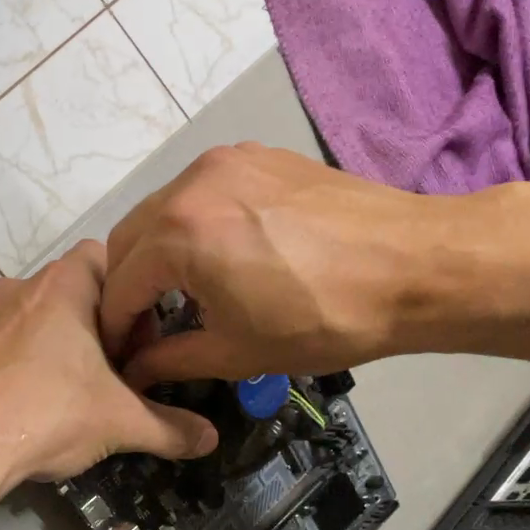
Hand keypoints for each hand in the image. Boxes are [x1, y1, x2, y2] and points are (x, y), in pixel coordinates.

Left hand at [0, 241, 218, 493]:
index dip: (122, 295)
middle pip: (60, 293)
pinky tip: (4, 405)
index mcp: (61, 287)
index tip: (128, 342)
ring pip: (17, 319)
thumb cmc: (48, 417)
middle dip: (82, 327)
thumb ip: (169, 428)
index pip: (102, 257)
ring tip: (47, 396)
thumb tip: (211, 439)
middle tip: (95, 377)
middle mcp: (12, 288)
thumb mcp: (120, 424)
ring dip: (37, 345)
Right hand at [100, 143, 511, 386]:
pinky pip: (197, 193)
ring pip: (159, 211)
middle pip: (127, 240)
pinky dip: (189, 227)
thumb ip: (169, 359)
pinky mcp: (257, 156)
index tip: (120, 359)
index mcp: (179, 233)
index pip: (119, 286)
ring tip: (178, 297)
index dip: (114, 329)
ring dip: (154, 256)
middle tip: (146, 330)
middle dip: (127, 289)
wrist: (415, 265)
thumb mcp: (234, 351)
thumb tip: (133, 373)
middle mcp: (191, 184)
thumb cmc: (321, 319)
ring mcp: (225, 161)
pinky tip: (214, 260)